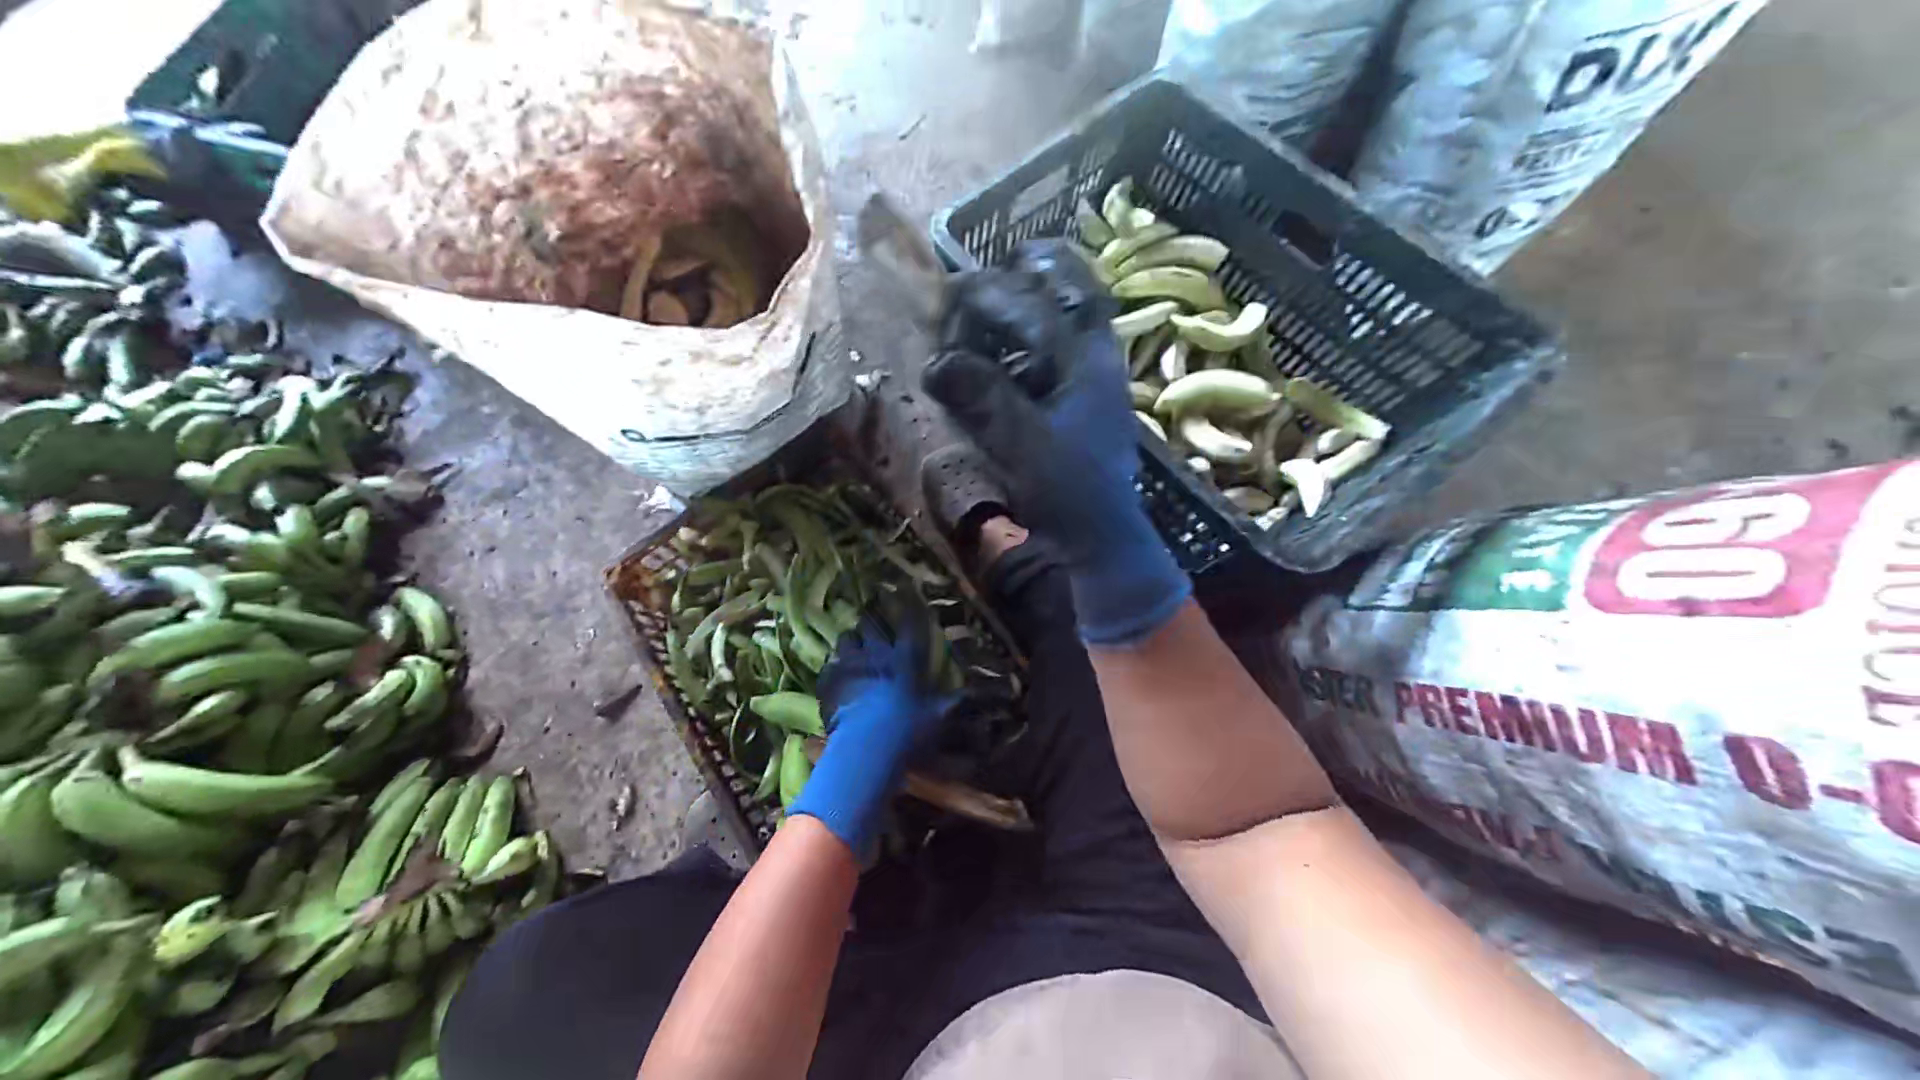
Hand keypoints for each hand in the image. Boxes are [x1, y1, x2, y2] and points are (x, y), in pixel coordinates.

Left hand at [788, 615, 954, 852]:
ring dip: (850, 643)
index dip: (907, 604)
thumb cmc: (908, 729)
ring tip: (852, 650)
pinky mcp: (826, 681)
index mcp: (905, 658)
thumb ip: (952, 704)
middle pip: (869, 625)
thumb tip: (973, 696)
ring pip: (845, 639)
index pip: (909, 623)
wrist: (867, 745)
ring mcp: (849, 665)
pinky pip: (828, 667)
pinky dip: (832, 670)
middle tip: (871, 626)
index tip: (903, 587)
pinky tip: (835, 679)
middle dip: (870, 623)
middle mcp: (876, 653)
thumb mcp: (937, 718)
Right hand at [924, 240, 1190, 644]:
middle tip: (969, 290)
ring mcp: (1082, 387)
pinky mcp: (1068, 413)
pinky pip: (1040, 364)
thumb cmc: (1069, 492)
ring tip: (970, 317)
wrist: (1096, 546)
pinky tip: (980, 365)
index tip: (954, 293)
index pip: (1045, 298)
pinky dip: (1010, 354)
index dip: (998, 287)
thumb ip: (982, 394)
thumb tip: (936, 361)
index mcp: (1088, 359)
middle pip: (1063, 295)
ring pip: (1053, 327)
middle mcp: (1090, 362)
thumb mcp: (1023, 441)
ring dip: (1014, 315)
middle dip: (1016, 283)